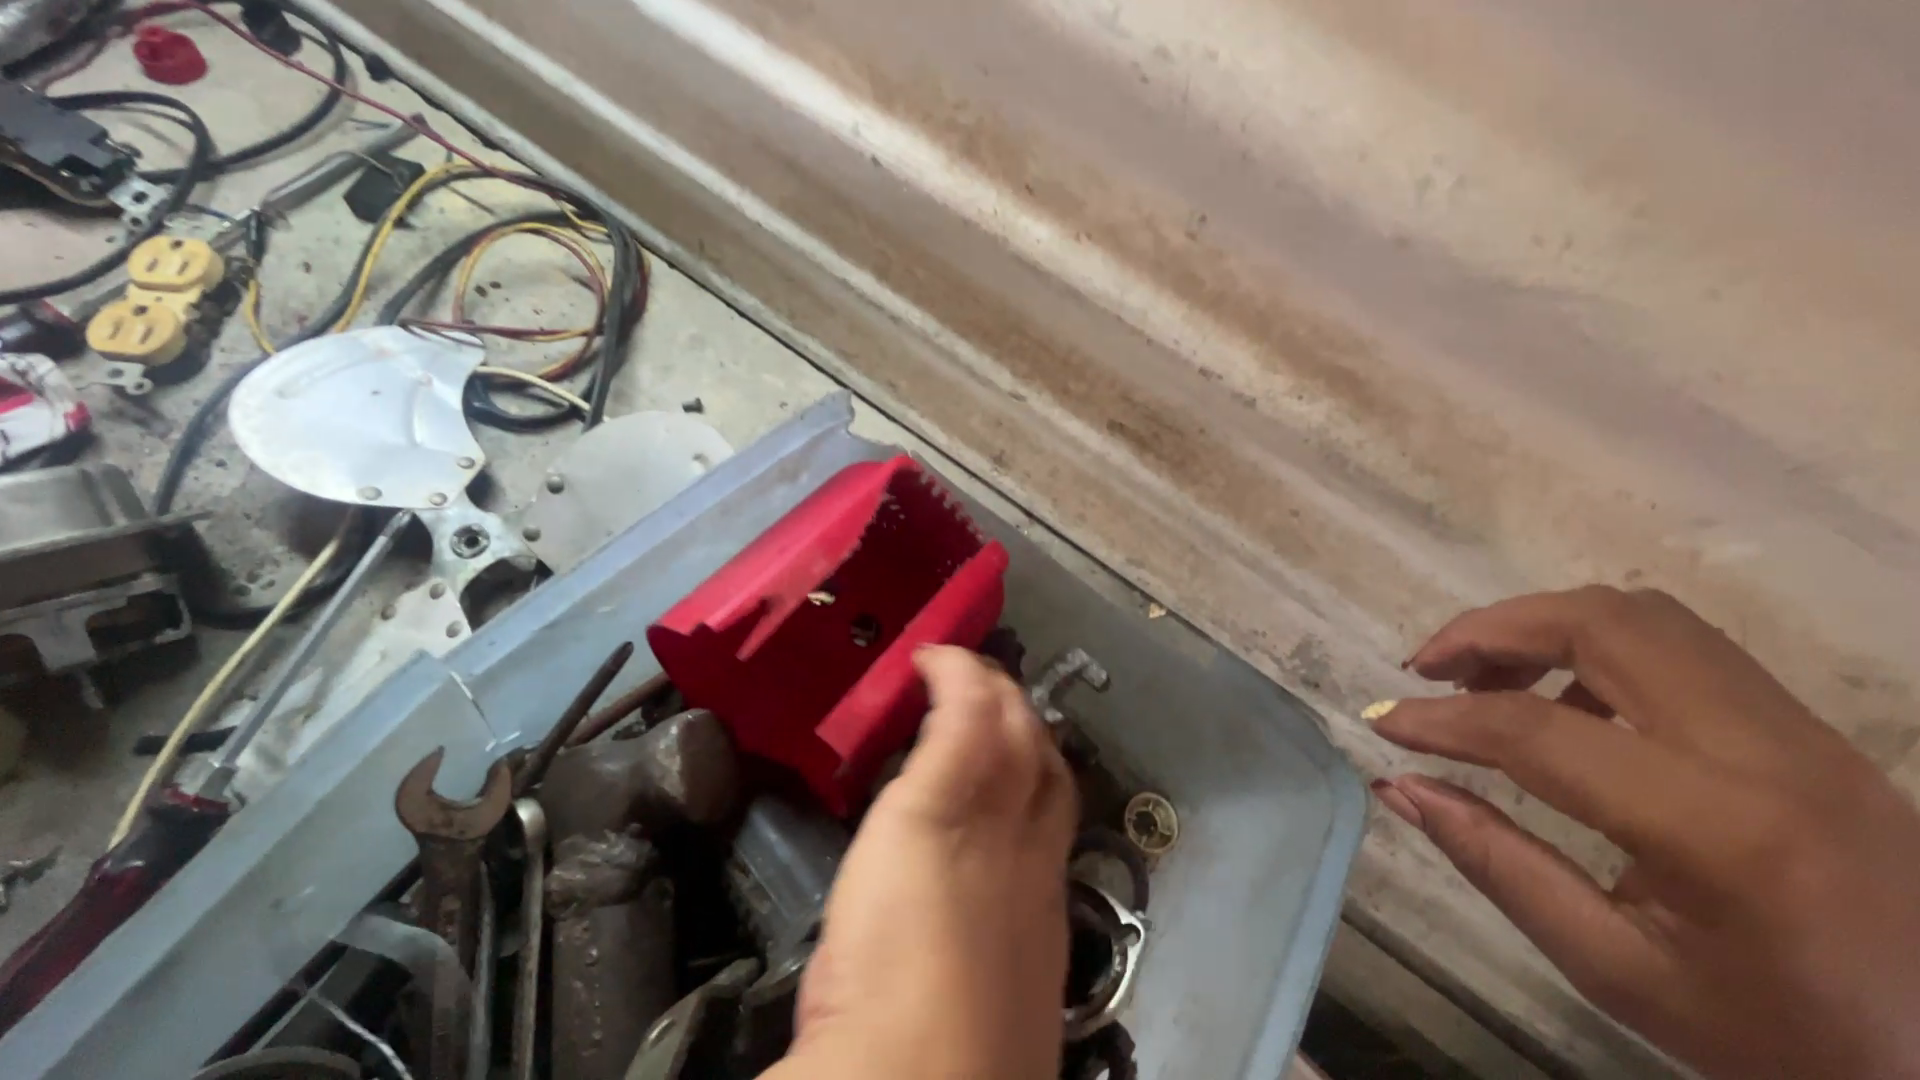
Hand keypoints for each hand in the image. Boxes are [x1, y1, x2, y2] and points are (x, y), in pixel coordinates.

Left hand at [764, 646, 1077, 1079]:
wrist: (919, 1075)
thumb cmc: (931, 1058)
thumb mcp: (973, 1002)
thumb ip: (977, 955)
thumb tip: (964, 959)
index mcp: (1036, 906)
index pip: (1051, 817)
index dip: (1035, 778)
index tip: (1007, 761)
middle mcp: (1028, 856)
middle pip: (1045, 764)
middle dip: (1024, 725)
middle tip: (992, 701)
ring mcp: (987, 822)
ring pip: (1011, 733)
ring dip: (990, 695)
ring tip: (962, 671)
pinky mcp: (937, 801)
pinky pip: (960, 718)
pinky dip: (952, 680)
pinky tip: (931, 660)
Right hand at [1370, 586, 1919, 1078]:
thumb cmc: (1782, 1037)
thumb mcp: (1619, 971)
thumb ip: (1498, 864)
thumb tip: (1400, 788)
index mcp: (1721, 828)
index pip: (1539, 732)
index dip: (1442, 720)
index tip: (1382, 722)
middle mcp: (1767, 750)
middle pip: (1603, 622)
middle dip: (1491, 628)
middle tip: (1426, 668)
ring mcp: (1800, 728)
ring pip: (1647, 616)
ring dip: (1544, 627)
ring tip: (1483, 678)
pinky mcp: (1806, 727)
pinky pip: (1683, 647)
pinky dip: (1597, 647)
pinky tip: (1565, 703)